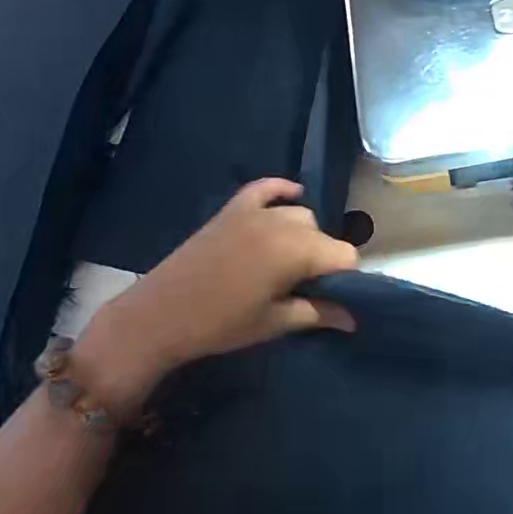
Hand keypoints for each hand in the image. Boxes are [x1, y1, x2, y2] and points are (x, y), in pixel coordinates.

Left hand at [72, 179, 358, 414]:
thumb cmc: (221, 324)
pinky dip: (281, 192)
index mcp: (295, 251)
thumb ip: (319, 313)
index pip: (345, 255)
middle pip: (323, 234)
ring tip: (287, 266)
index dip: (345, 279)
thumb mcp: (275, 323)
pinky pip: (265, 188)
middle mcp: (280, 222)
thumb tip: (353, 319)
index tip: (332, 300)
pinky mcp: (231, 209)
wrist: (159, 315)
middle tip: (305, 290)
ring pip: (299, 214)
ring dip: (303, 236)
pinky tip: (290, 198)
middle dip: (323, 260)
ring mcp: (254, 211)